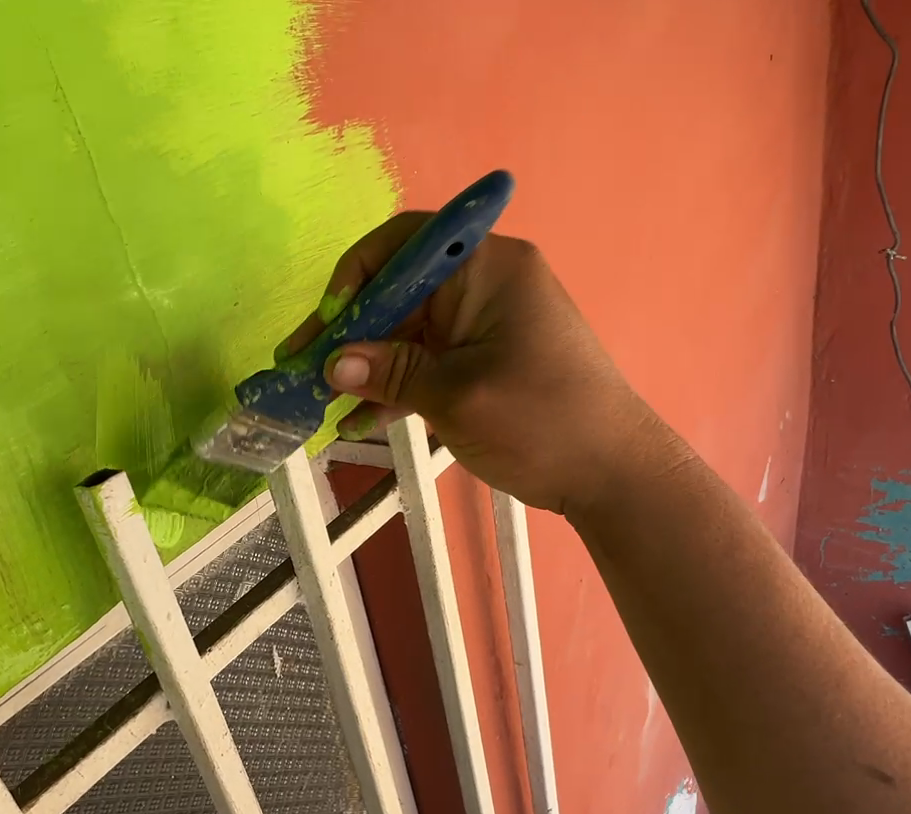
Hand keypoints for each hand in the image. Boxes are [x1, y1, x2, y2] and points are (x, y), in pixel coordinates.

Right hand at [279, 214, 685, 519]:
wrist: (611, 473)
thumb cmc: (540, 422)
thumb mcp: (454, 396)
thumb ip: (389, 372)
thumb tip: (331, 363)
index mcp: (485, 268)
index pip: (404, 244)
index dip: (356, 277)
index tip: (327, 324)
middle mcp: (481, 285)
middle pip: (397, 293)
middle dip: (348, 333)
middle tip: (299, 370)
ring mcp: (480, 326)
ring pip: (405, 332)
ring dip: (364, 366)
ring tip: (319, 404)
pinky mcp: (480, 362)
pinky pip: (424, 362)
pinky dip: (392, 387)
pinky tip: (358, 422)